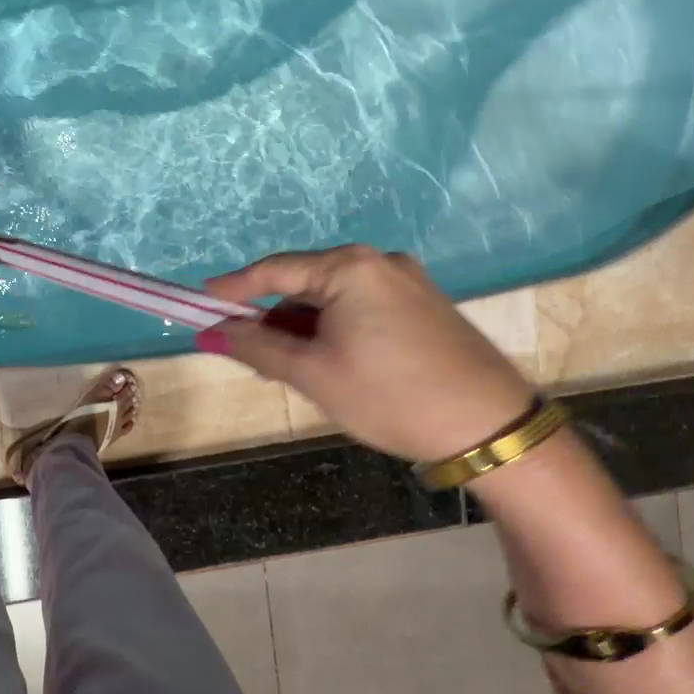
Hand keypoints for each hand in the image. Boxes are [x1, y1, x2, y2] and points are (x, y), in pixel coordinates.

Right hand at [201, 246, 534, 463]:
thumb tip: (211, 333)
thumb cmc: (392, 396)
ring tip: (293, 371)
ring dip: (305, 329)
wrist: (494, 430)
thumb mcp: (313, 374)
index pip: (274, 270)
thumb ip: (256, 347)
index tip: (200, 303)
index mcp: (350, 268)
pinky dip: (335, 331)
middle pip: (304, 284)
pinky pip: (361, 309)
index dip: (233, 289)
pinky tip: (331, 365)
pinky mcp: (424, 307)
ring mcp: (407, 283)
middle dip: (273, 319)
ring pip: (333, 300)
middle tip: (248, 354)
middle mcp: (379, 262)